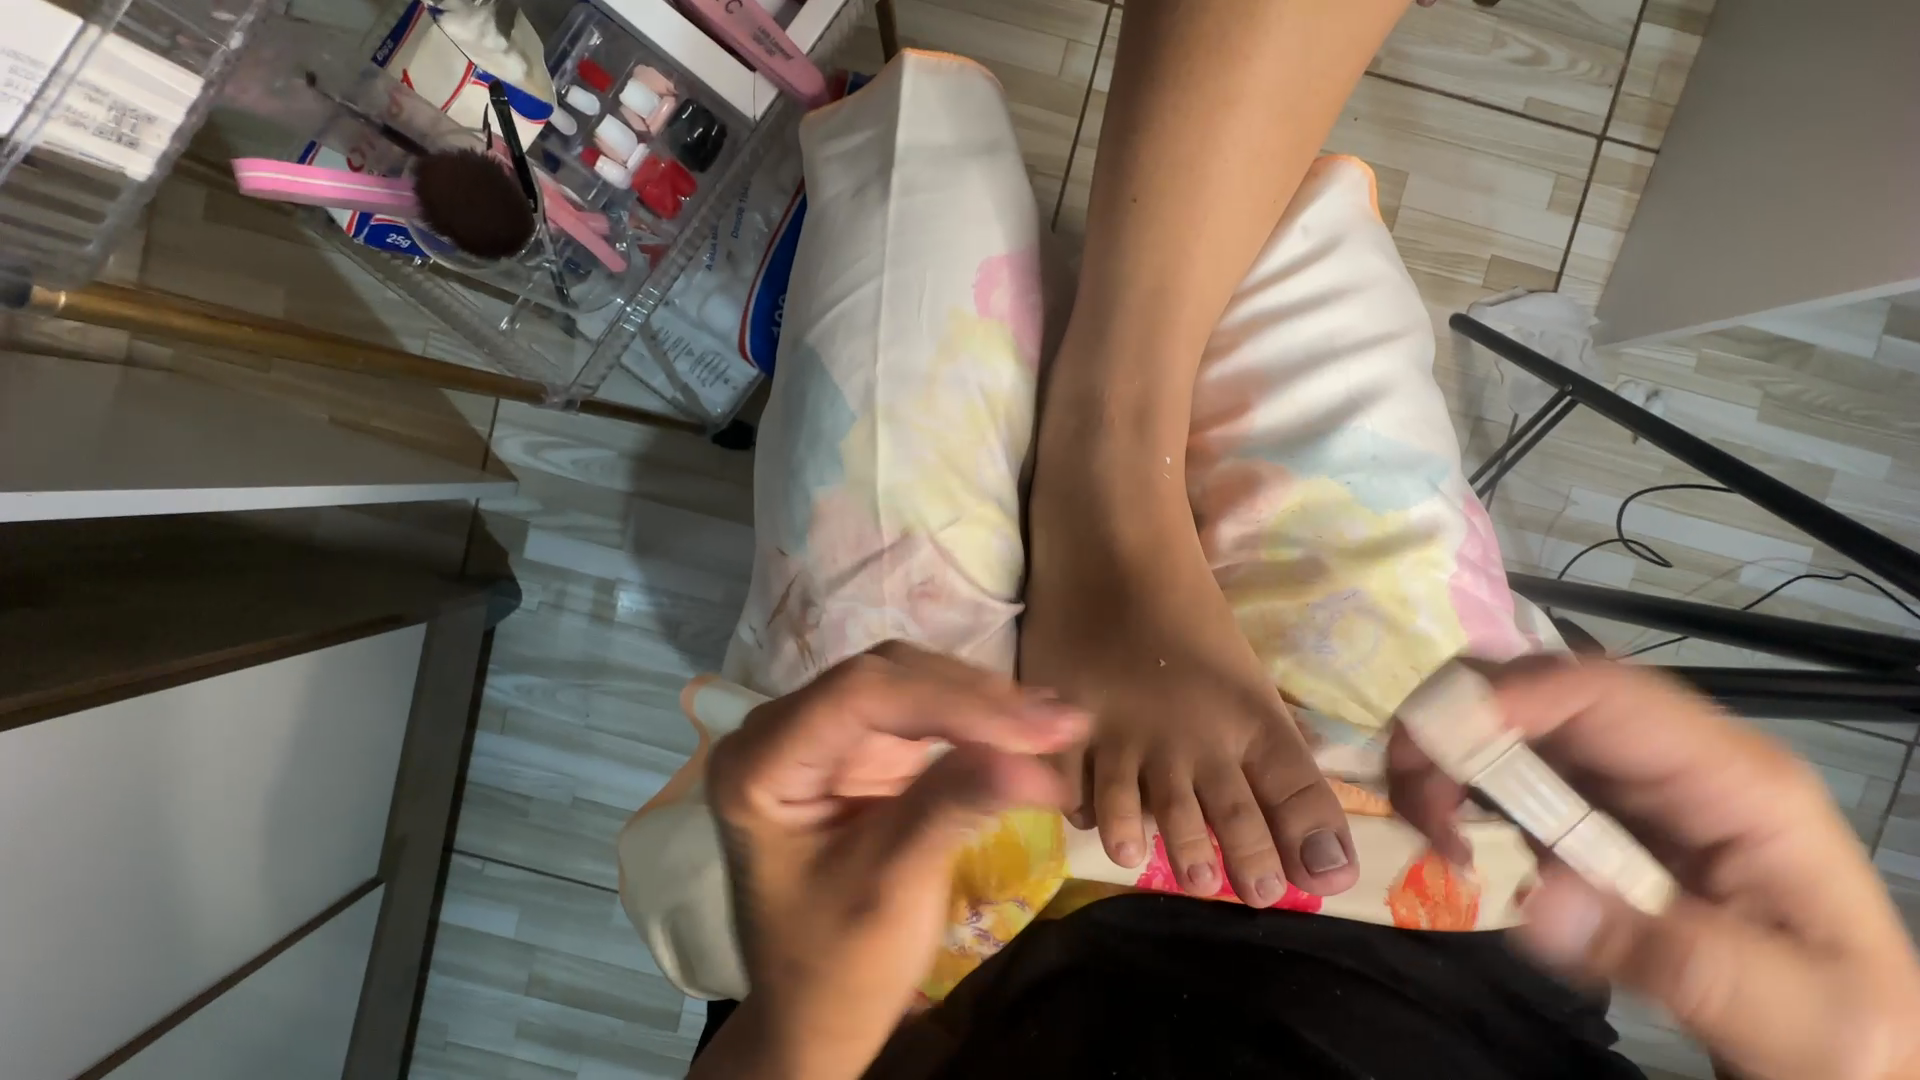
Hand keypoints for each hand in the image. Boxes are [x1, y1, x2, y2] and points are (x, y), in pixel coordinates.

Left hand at [696, 643, 1085, 1079]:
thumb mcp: (892, 889)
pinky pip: (920, 711)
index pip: (859, 696)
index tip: (1036, 729)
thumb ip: (952, 808)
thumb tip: (1035, 759)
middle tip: (1060, 723)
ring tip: (1055, 722)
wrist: (818, 1010)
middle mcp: (782, 730)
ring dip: (982, 701)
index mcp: (758, 763)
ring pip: (908, 683)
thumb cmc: (837, 965)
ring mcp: (821, 734)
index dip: (952, 702)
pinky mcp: (857, 747)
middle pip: (885, 677)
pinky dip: (973, 720)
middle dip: (975, 698)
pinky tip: (1021, 728)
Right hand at [1021, 500, 1358, 904]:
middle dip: (1244, 865)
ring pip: (1145, 819)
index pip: (1297, 796)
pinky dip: (1087, 810)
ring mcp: (1127, 739)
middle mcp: (1194, 740)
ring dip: (1160, 849)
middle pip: (1227, 822)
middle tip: (1244, 893)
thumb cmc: (1184, 603)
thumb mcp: (1243, 669)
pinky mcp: (1067, 728)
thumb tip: (1294, 805)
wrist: (1112, 552)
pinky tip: (1093, 819)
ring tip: (1154, 867)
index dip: (1313, 845)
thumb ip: (1265, 740)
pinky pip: (1077, 790)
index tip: (1320, 881)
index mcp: (1249, 716)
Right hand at [1388, 662, 1919, 1079]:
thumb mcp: (1799, 1020)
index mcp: (1733, 780)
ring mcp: (1615, 774)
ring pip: (1496, 718)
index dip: (1513, 695)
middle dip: (1452, 726)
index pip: (1608, 694)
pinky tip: (1452, 839)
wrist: (1838, 1044)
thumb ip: (1679, 960)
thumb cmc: (1841, 1025)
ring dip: (1441, 761)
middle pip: (1531, 689)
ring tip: (1434, 832)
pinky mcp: (1579, 800)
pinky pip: (1493, 766)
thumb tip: (1540, 896)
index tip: (1438, 742)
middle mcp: (1662, 755)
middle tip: (1414, 798)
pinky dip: (1449, 788)